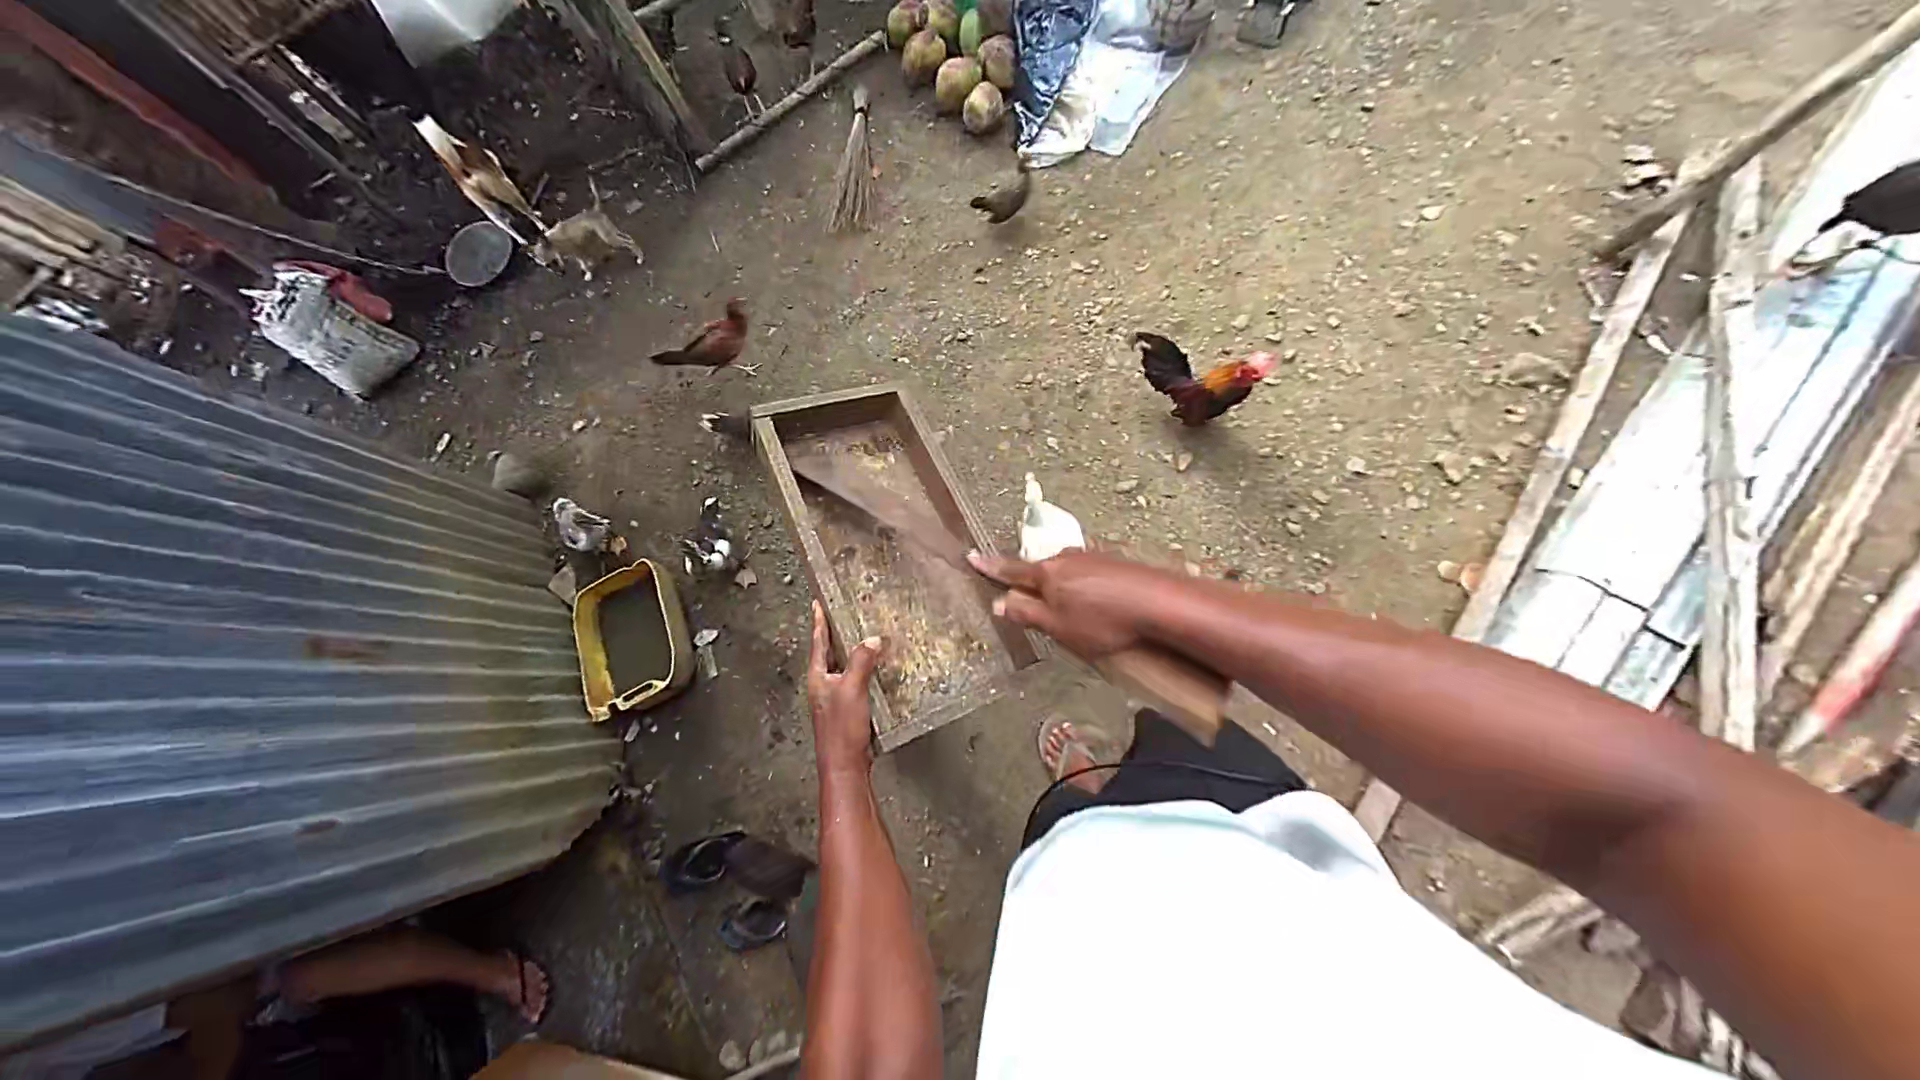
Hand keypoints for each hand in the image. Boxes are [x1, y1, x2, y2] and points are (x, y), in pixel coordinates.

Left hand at [806, 601, 883, 774]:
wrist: (845, 764)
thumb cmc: (841, 729)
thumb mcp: (852, 688)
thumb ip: (861, 662)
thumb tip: (872, 640)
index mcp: (818, 677)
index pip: (818, 643)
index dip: (819, 622)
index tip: (817, 604)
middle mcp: (822, 686)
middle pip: (829, 653)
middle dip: (835, 635)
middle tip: (842, 615)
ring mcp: (833, 698)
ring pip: (842, 667)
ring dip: (851, 653)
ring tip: (862, 638)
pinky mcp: (846, 709)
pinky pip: (854, 681)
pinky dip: (862, 671)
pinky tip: (875, 670)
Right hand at [967, 549, 1174, 658]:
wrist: (1157, 602)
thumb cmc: (1104, 619)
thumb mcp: (1057, 626)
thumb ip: (1027, 614)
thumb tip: (1000, 604)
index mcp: (1047, 574)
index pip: (1011, 570)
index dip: (990, 567)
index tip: (973, 556)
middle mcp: (1067, 558)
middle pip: (1040, 570)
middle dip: (1032, 582)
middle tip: (1027, 596)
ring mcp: (1092, 557)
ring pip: (1066, 571)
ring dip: (1062, 586)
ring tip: (1071, 609)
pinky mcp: (1114, 562)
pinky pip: (1089, 573)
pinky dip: (1085, 587)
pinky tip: (1098, 602)